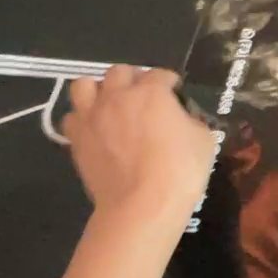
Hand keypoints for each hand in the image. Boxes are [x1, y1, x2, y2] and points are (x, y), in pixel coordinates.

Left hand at [61, 66, 214, 226]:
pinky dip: (83, 117)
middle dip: (134, 78)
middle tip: (144, 95)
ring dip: (99, 89)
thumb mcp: (205, 140)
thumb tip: (181, 120)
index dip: (170, 81)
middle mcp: (117, 96)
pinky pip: (72, 116)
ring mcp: (91, 116)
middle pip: (119, 72)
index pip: (160, 74)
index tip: (176, 91)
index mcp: (151, 93)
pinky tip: (96, 128)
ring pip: (84, 84)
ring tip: (111, 103)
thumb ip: (191, 120)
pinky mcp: (76, 138)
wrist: (143, 205)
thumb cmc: (180, 170)